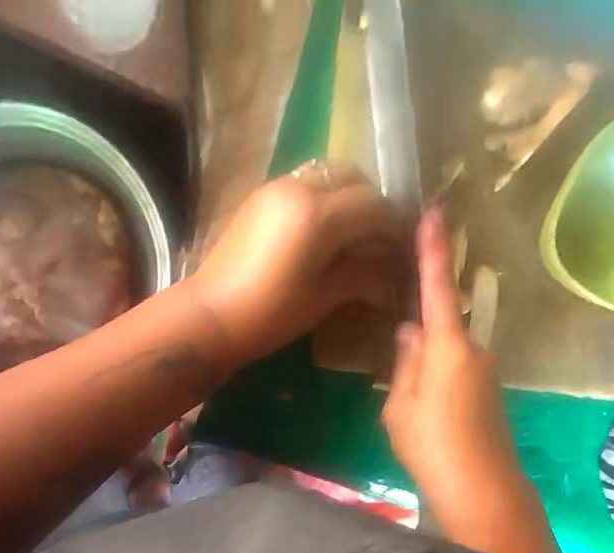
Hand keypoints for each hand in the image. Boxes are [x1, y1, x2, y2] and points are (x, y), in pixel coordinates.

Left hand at [187, 161, 403, 362]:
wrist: (209, 316)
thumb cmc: (269, 316)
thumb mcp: (322, 299)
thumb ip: (362, 276)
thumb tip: (391, 271)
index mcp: (319, 215)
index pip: (374, 206)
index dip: (395, 226)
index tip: (405, 249)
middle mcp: (299, 188)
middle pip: (354, 178)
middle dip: (374, 205)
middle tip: (381, 239)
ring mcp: (276, 188)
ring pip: (328, 175)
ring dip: (349, 197)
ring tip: (354, 235)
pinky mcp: (259, 197)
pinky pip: (304, 184)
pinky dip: (324, 199)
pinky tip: (323, 234)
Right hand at [383, 208, 518, 506]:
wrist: (482, 490)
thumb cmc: (432, 445)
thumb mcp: (399, 407)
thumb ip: (404, 364)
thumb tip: (409, 332)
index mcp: (448, 347)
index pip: (437, 288)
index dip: (434, 250)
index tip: (435, 211)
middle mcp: (474, 351)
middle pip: (439, 331)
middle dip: (416, 343)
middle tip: (396, 380)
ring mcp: (486, 374)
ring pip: (446, 359)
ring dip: (425, 374)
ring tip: (409, 414)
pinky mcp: (490, 396)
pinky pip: (456, 378)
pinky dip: (437, 388)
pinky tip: (426, 421)